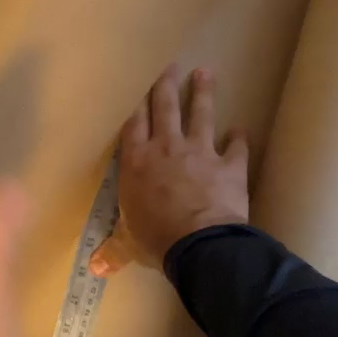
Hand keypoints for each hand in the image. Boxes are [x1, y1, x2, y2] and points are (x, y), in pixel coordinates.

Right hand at [90, 65, 249, 276]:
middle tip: (169, 67)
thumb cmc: (155, 239)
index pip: (133, 126)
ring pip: (201, 115)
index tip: (138, 85)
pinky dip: (239, 138)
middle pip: (165, 110)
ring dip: (203, 93)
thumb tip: (95, 269)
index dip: (135, 106)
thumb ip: (113, 251)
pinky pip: (236, 147)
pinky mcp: (229, 165)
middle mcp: (166, 149)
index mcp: (136, 164)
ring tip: (205, 72)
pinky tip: (242, 129)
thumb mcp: (128, 245)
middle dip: (165, 87)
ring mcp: (200, 153)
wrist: (198, 243)